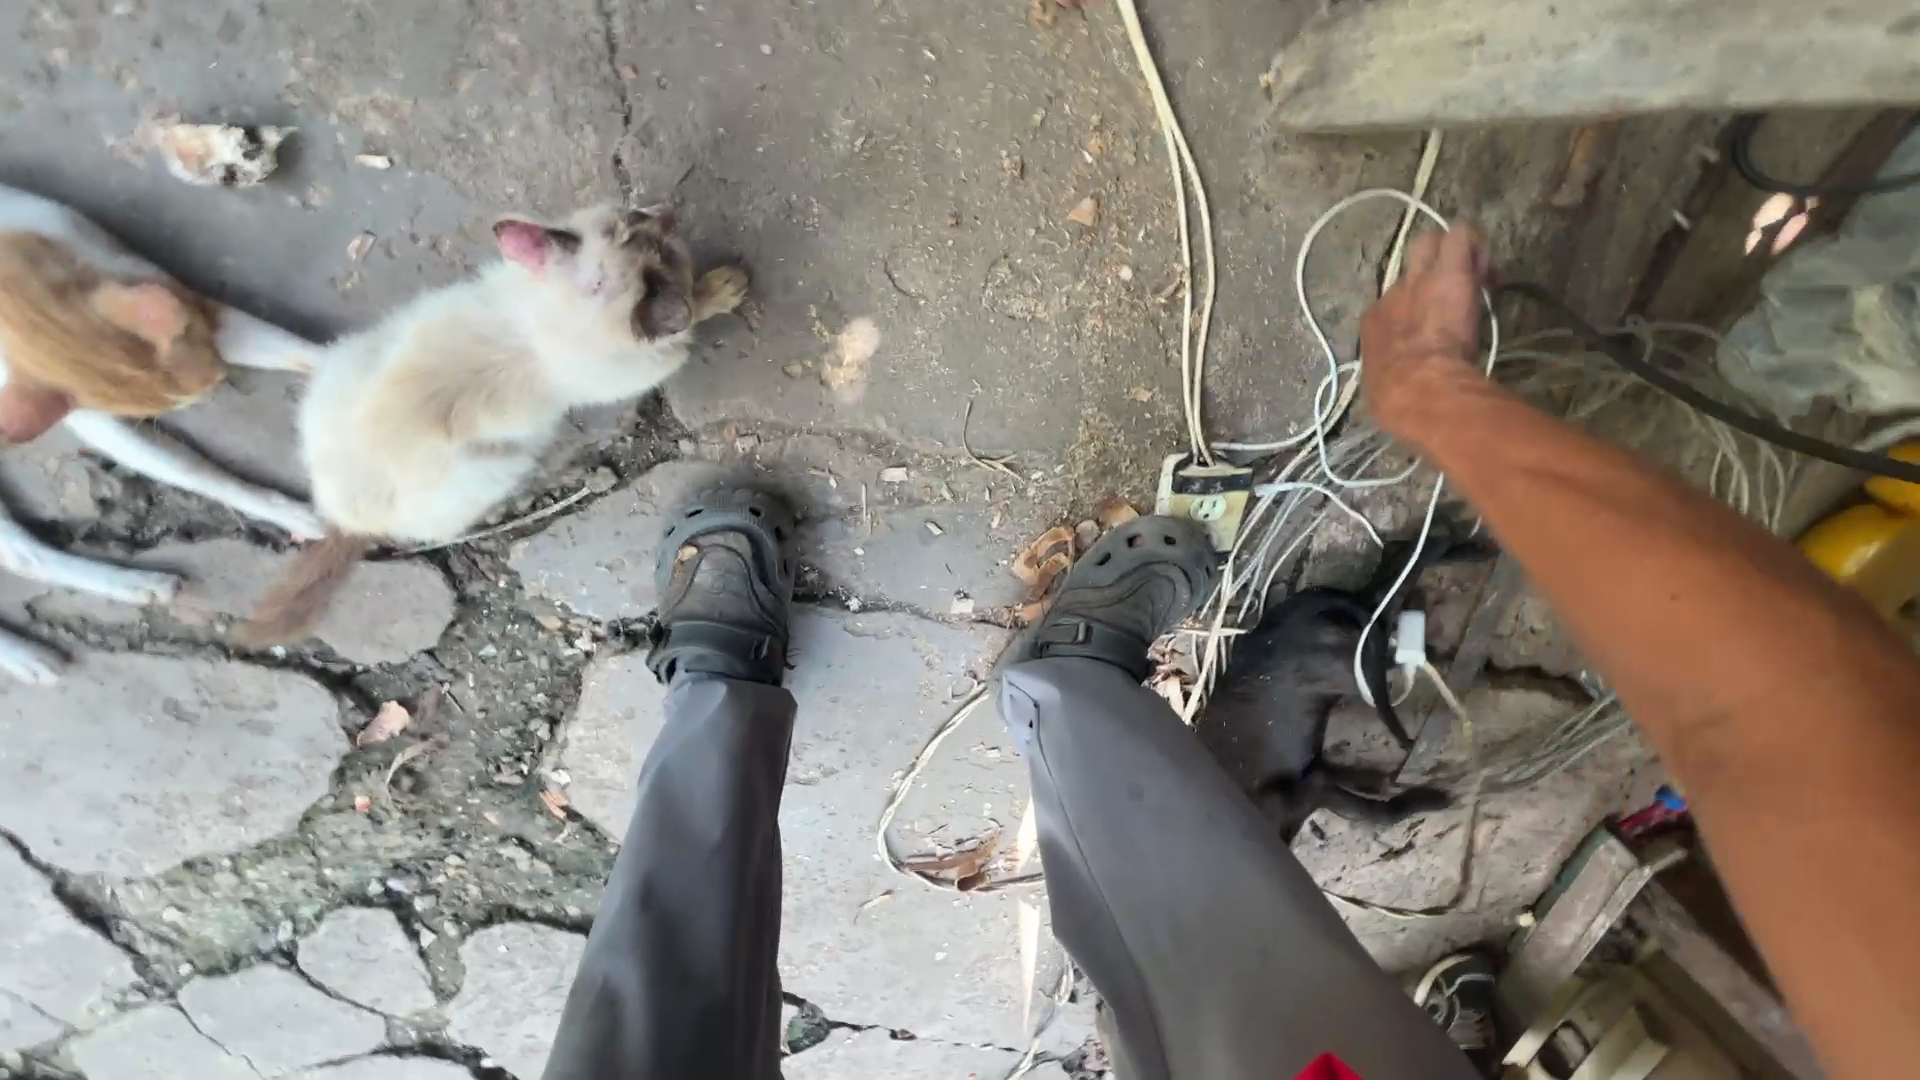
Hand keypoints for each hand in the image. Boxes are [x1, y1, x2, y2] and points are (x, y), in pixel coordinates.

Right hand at [1359, 220, 1491, 445]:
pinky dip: (1475, 244)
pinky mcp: (1452, 271)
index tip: (1440, 320)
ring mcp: (1419, 280)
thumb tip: (1391, 384)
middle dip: (1433, 258)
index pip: (1393, 299)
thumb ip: (1391, 370)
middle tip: (1461, 280)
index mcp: (1374, 322)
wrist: (1417, 388)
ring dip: (1457, 249)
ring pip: (1434, 239)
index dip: (1418, 303)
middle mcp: (1392, 294)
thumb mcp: (1383, 385)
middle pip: (1409, 257)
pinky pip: (1461, 236)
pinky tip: (1490, 270)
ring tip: (1480, 272)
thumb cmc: (1395, 398)